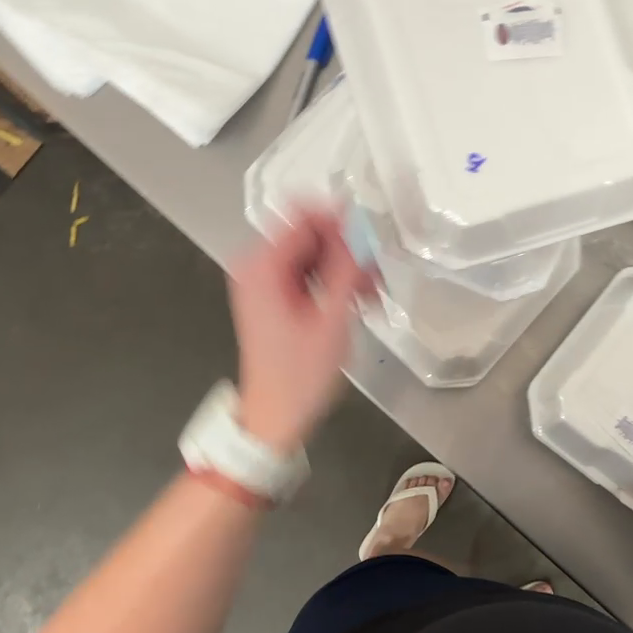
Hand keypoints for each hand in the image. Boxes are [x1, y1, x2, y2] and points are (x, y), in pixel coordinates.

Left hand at [229, 209, 373, 451]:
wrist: (273, 417)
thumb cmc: (301, 374)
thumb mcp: (331, 319)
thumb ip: (346, 268)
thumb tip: (359, 229)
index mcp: (262, 266)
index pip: (303, 216)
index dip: (340, 221)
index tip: (369, 242)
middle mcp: (256, 267)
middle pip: (308, 235)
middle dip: (346, 251)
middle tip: (376, 278)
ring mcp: (261, 283)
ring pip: (312, 256)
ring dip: (345, 271)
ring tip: (373, 298)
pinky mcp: (271, 299)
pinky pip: (305, 276)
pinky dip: (332, 285)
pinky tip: (357, 305)